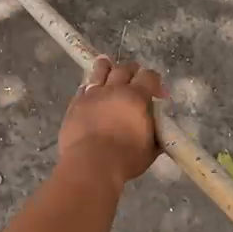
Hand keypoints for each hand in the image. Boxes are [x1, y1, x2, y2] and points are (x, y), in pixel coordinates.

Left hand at [56, 57, 163, 191]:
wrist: (91, 164)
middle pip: (124, 69)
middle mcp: (114, 90)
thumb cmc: (125, 159)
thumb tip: (156, 128)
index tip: (158, 93)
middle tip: (135, 78)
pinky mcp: (74, 104)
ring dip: (107, 67)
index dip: (155, 81)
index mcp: (136, 97)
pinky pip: (83, 88)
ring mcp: (92, 95)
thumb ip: (155, 132)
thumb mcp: (151, 147)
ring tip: (108, 67)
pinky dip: (90, 86)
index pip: (149, 76)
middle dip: (132, 71)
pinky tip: (91, 90)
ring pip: (100, 70)